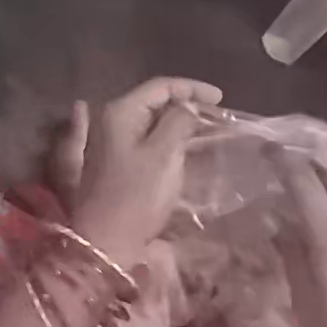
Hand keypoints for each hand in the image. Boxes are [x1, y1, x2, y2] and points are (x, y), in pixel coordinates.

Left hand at [68, 78, 221, 265]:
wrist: (105, 239)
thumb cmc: (136, 196)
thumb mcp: (164, 155)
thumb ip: (178, 123)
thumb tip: (187, 106)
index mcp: (120, 111)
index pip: (159, 86)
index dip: (191, 87)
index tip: (220, 99)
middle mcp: (110, 119)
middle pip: (152, 100)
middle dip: (184, 103)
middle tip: (215, 115)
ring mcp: (109, 140)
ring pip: (149, 120)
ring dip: (176, 120)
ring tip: (204, 128)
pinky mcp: (114, 160)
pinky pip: (144, 137)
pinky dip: (164, 135)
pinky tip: (180, 142)